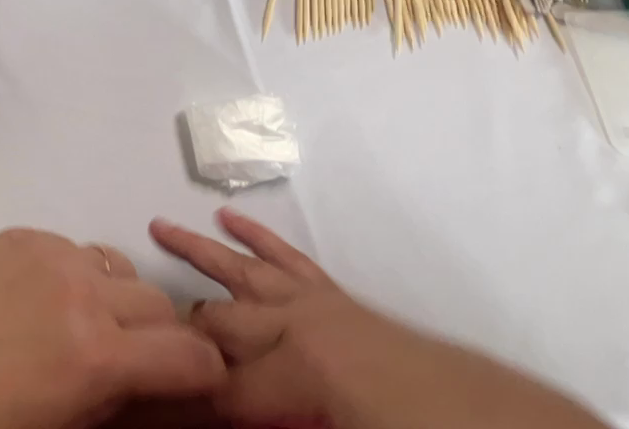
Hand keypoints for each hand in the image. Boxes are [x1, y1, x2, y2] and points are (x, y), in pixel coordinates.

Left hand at [0, 228, 224, 428]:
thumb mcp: (62, 428)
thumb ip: (120, 404)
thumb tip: (162, 398)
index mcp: (96, 353)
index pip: (193, 355)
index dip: (203, 378)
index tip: (191, 390)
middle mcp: (82, 289)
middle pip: (161, 304)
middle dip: (160, 339)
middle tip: (132, 368)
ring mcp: (49, 252)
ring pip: (122, 268)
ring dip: (120, 301)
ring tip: (87, 331)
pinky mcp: (20, 234)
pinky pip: (76, 249)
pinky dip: (80, 275)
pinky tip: (46, 303)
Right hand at [151, 209, 608, 428]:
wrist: (500, 428)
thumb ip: (272, 424)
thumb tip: (220, 416)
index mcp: (298, 366)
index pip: (214, 386)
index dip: (174, 397)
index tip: (137, 400)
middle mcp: (299, 322)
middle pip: (218, 324)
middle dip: (173, 331)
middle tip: (128, 331)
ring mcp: (320, 304)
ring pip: (244, 271)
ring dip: (197, 252)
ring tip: (156, 228)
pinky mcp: (340, 299)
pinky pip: (290, 261)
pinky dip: (258, 238)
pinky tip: (230, 220)